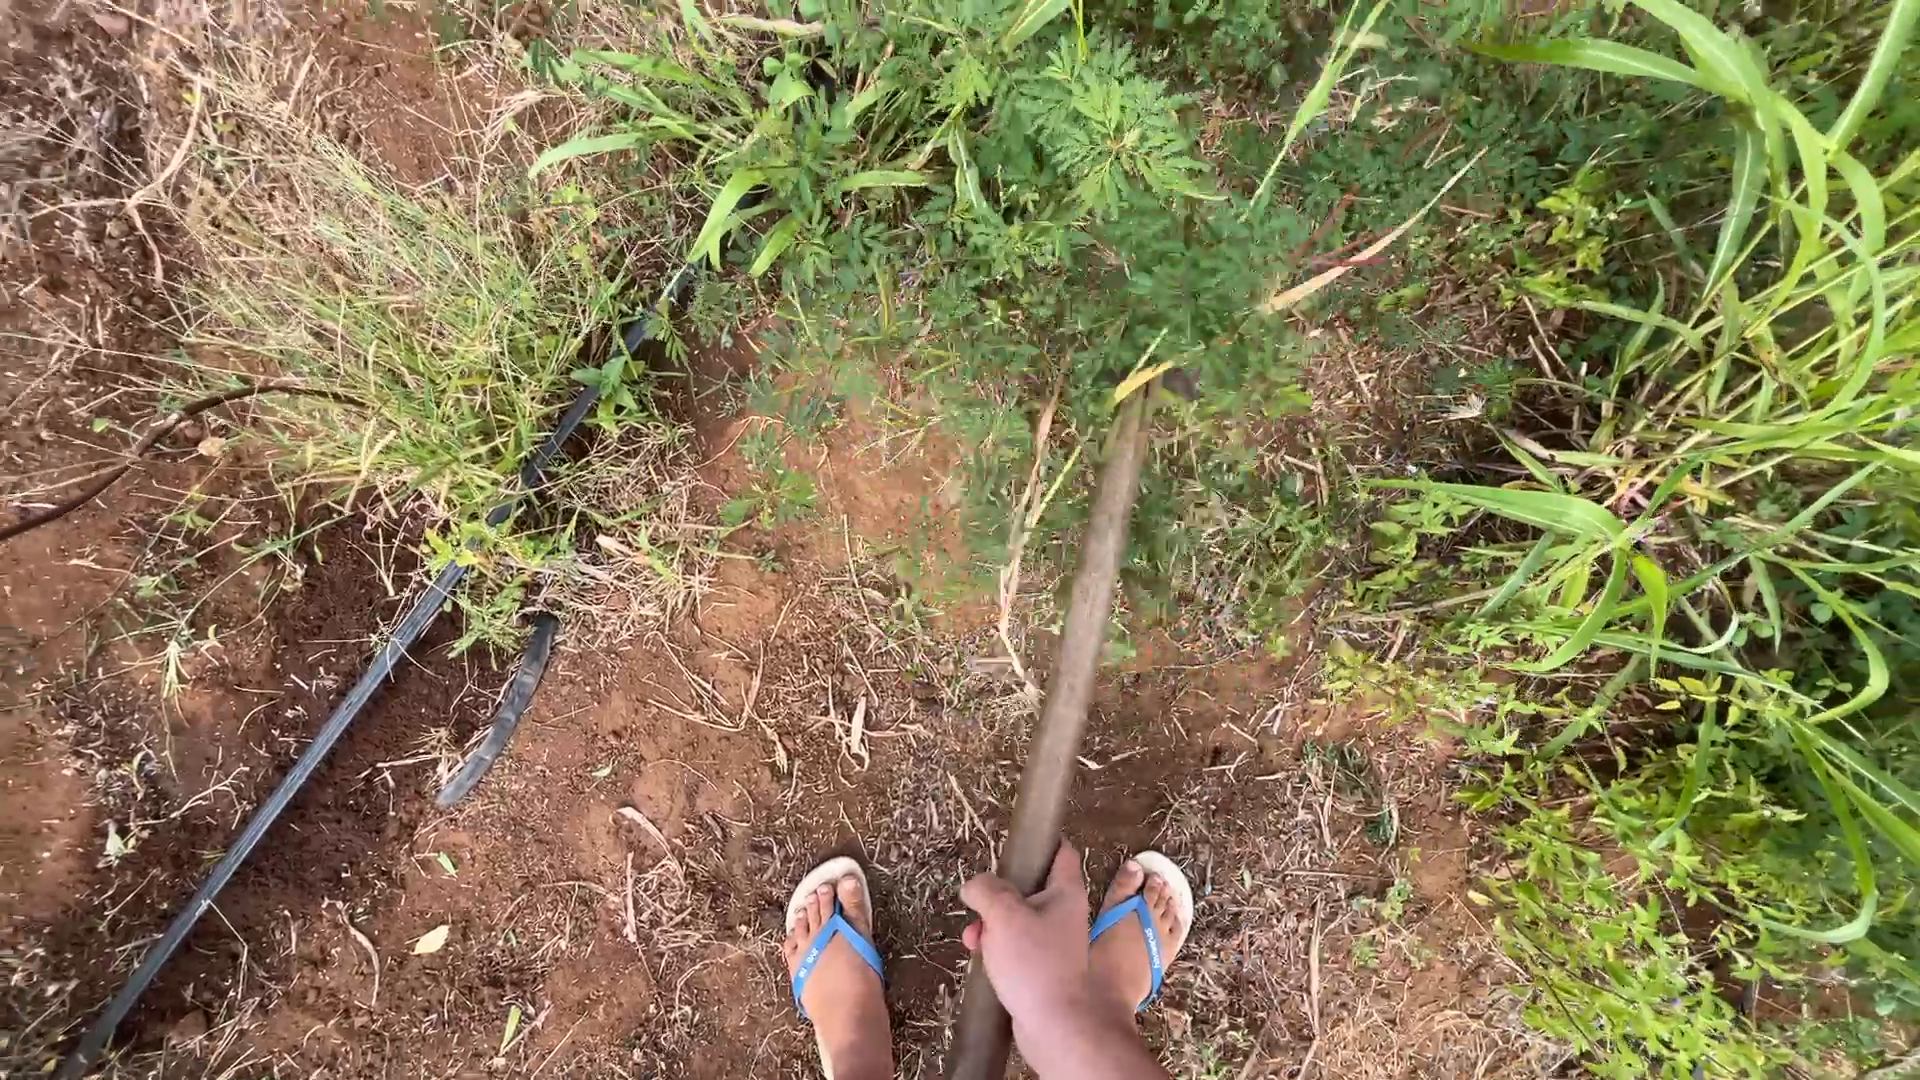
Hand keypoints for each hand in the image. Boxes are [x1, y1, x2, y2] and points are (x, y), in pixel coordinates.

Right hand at [959, 840, 1090, 1025]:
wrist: (1057, 1027)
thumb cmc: (1036, 962)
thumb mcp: (1003, 914)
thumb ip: (985, 890)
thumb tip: (974, 885)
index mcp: (1065, 890)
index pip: (1060, 851)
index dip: (1040, 841)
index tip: (1016, 843)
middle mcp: (1063, 912)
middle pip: (1028, 886)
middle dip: (997, 893)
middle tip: (979, 901)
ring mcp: (1053, 941)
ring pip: (1016, 918)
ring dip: (991, 923)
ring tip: (973, 937)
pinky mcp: (1041, 967)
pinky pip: (1015, 946)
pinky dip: (996, 946)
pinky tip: (980, 955)